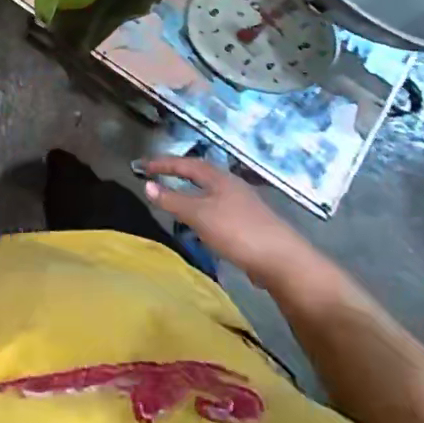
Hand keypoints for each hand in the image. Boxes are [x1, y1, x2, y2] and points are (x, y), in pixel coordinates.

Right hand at [142, 156, 317, 288]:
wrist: (280, 259)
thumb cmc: (236, 231)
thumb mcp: (199, 215)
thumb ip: (173, 201)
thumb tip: (147, 185)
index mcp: (219, 178)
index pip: (186, 164)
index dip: (164, 163)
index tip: (142, 164)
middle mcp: (231, 185)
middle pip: (200, 174)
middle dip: (177, 173)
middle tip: (156, 176)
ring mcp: (242, 204)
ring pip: (210, 191)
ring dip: (190, 192)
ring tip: (173, 198)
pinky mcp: (248, 223)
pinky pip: (217, 208)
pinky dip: (201, 209)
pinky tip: (200, 224)